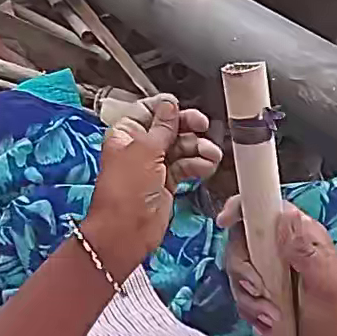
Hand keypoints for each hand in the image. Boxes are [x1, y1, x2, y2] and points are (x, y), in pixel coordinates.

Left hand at [83, 95, 221, 271]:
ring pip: (181, 148)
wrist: (126, 231)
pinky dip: (198, 165)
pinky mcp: (167, 182)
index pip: (148, 111)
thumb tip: (169, 104)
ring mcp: (154, 165)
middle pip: (169, 128)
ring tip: (210, 154)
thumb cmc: (126, 190)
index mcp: (126, 133)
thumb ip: (162, 126)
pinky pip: (186, 167)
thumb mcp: (145, 150)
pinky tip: (207, 166)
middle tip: (203, 126)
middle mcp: (140, 147)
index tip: (181, 107)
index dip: (166, 108)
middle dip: (187, 127)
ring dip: (198, 148)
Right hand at [217, 199, 336, 335]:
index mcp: (301, 235)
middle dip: (243, 270)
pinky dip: (250, 310)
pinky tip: (268, 325)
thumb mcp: (327, 282)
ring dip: (248, 297)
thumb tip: (285, 215)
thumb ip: (305, 250)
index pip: (265, 208)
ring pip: (237, 271)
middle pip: (241, 242)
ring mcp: (270, 270)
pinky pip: (241, 294)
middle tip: (258, 291)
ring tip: (271, 317)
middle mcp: (281, 247)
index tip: (225, 222)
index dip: (241, 208)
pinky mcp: (263, 291)